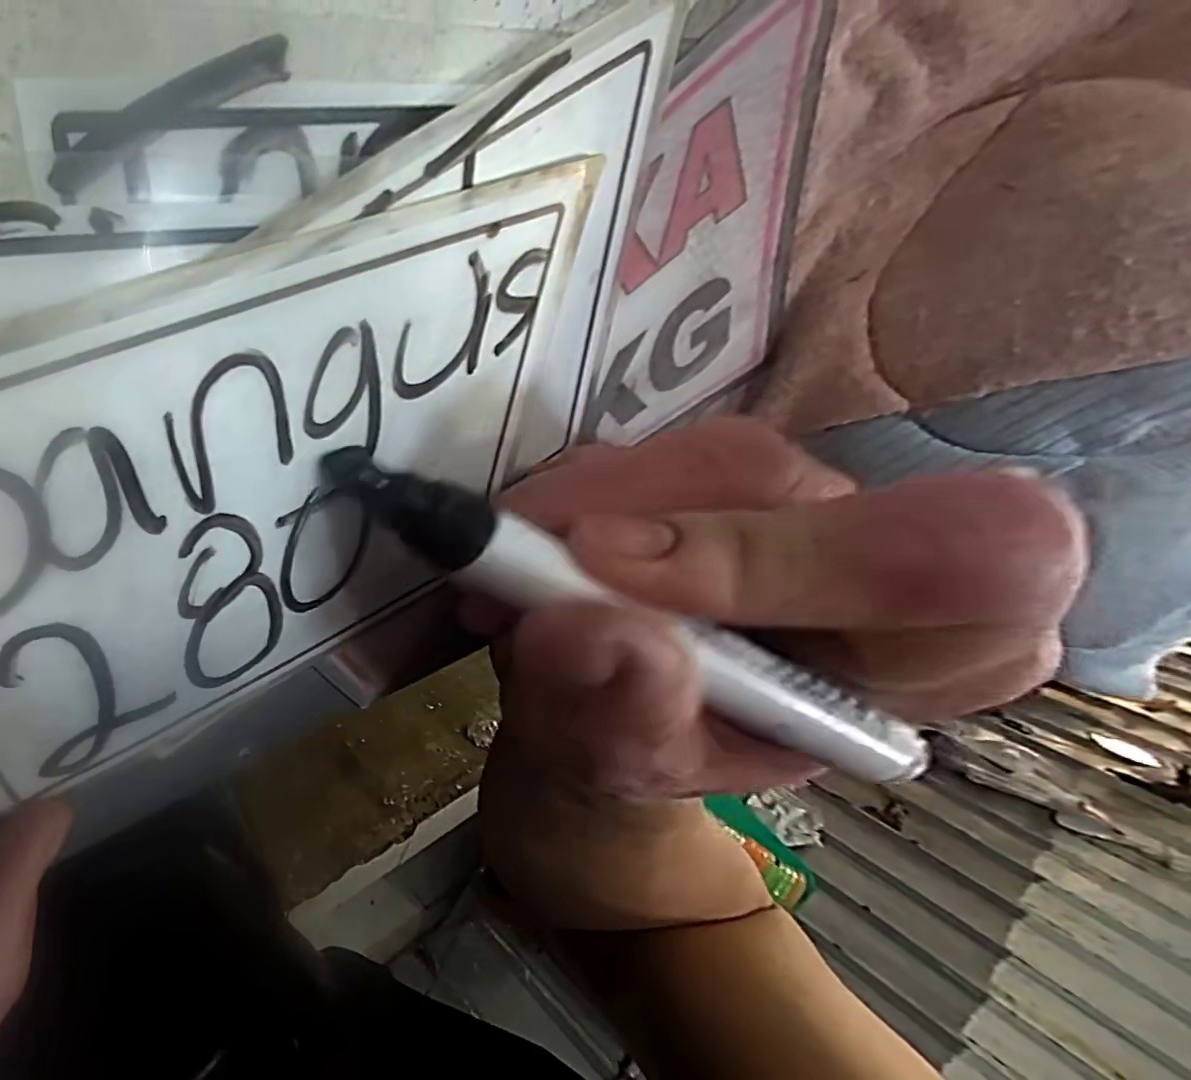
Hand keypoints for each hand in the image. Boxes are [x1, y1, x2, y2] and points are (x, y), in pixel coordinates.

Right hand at [466, 420, 1085, 929]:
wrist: (589, 719)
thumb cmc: (628, 758)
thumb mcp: (621, 764)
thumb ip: (620, 711)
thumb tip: (586, 625)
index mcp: (924, 652)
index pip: (959, 556)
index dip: (776, 553)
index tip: (612, 580)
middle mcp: (871, 551)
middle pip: (772, 482)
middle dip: (616, 520)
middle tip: (510, 577)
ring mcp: (783, 498)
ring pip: (690, 456)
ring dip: (569, 507)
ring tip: (508, 580)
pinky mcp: (698, 471)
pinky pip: (634, 453)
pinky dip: (556, 496)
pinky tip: (527, 549)